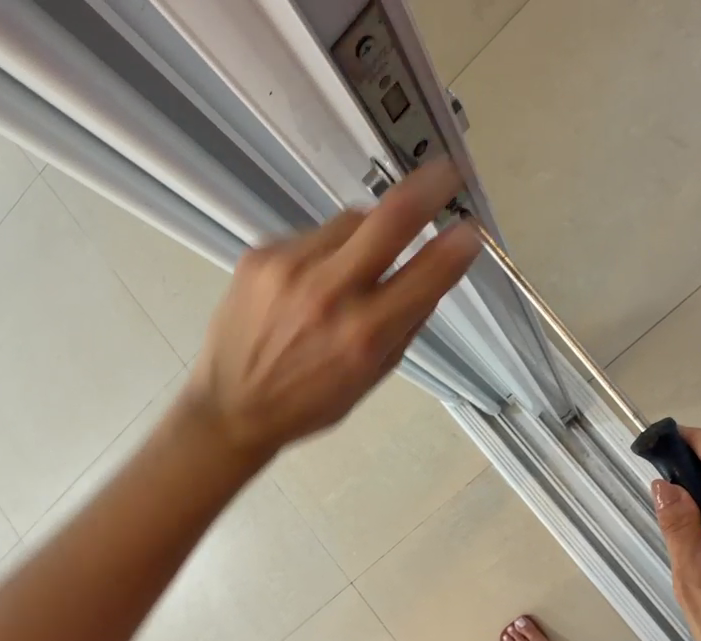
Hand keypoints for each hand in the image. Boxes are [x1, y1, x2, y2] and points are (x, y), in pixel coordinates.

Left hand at [182, 160, 480, 461]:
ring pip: (351, 221)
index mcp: (364, 335)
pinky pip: (313, 235)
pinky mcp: (261, 254)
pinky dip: (325, 250)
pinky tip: (311, 281)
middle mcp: (329, 294)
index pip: (428, 273)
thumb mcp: (369, 379)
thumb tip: (435, 275)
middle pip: (391, 217)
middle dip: (429, 188)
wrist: (230, 407)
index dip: (458, 247)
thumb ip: (405, 327)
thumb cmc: (307, 404)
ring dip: (368, 234)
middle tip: (447, 173)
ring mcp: (290, 267)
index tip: (470, 230)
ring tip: (356, 265)